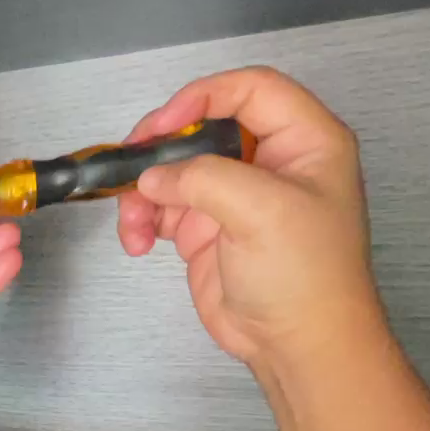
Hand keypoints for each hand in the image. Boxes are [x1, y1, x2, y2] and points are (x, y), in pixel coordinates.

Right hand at [116, 66, 384, 370]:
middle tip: (127, 172)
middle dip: (158, 152)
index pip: (250, 91)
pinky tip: (137, 244)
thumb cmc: (301, 272)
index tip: (160, 127)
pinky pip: (159, 210)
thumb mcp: (262, 211)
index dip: (202, 97)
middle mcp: (265, 162)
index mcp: (302, 141)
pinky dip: (140, 223)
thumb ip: (204, 180)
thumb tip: (150, 177)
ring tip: (133, 228)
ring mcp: (231, 197)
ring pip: (171, 173)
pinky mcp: (203, 230)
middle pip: (199, 131)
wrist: (293, 339)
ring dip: (141, 196)